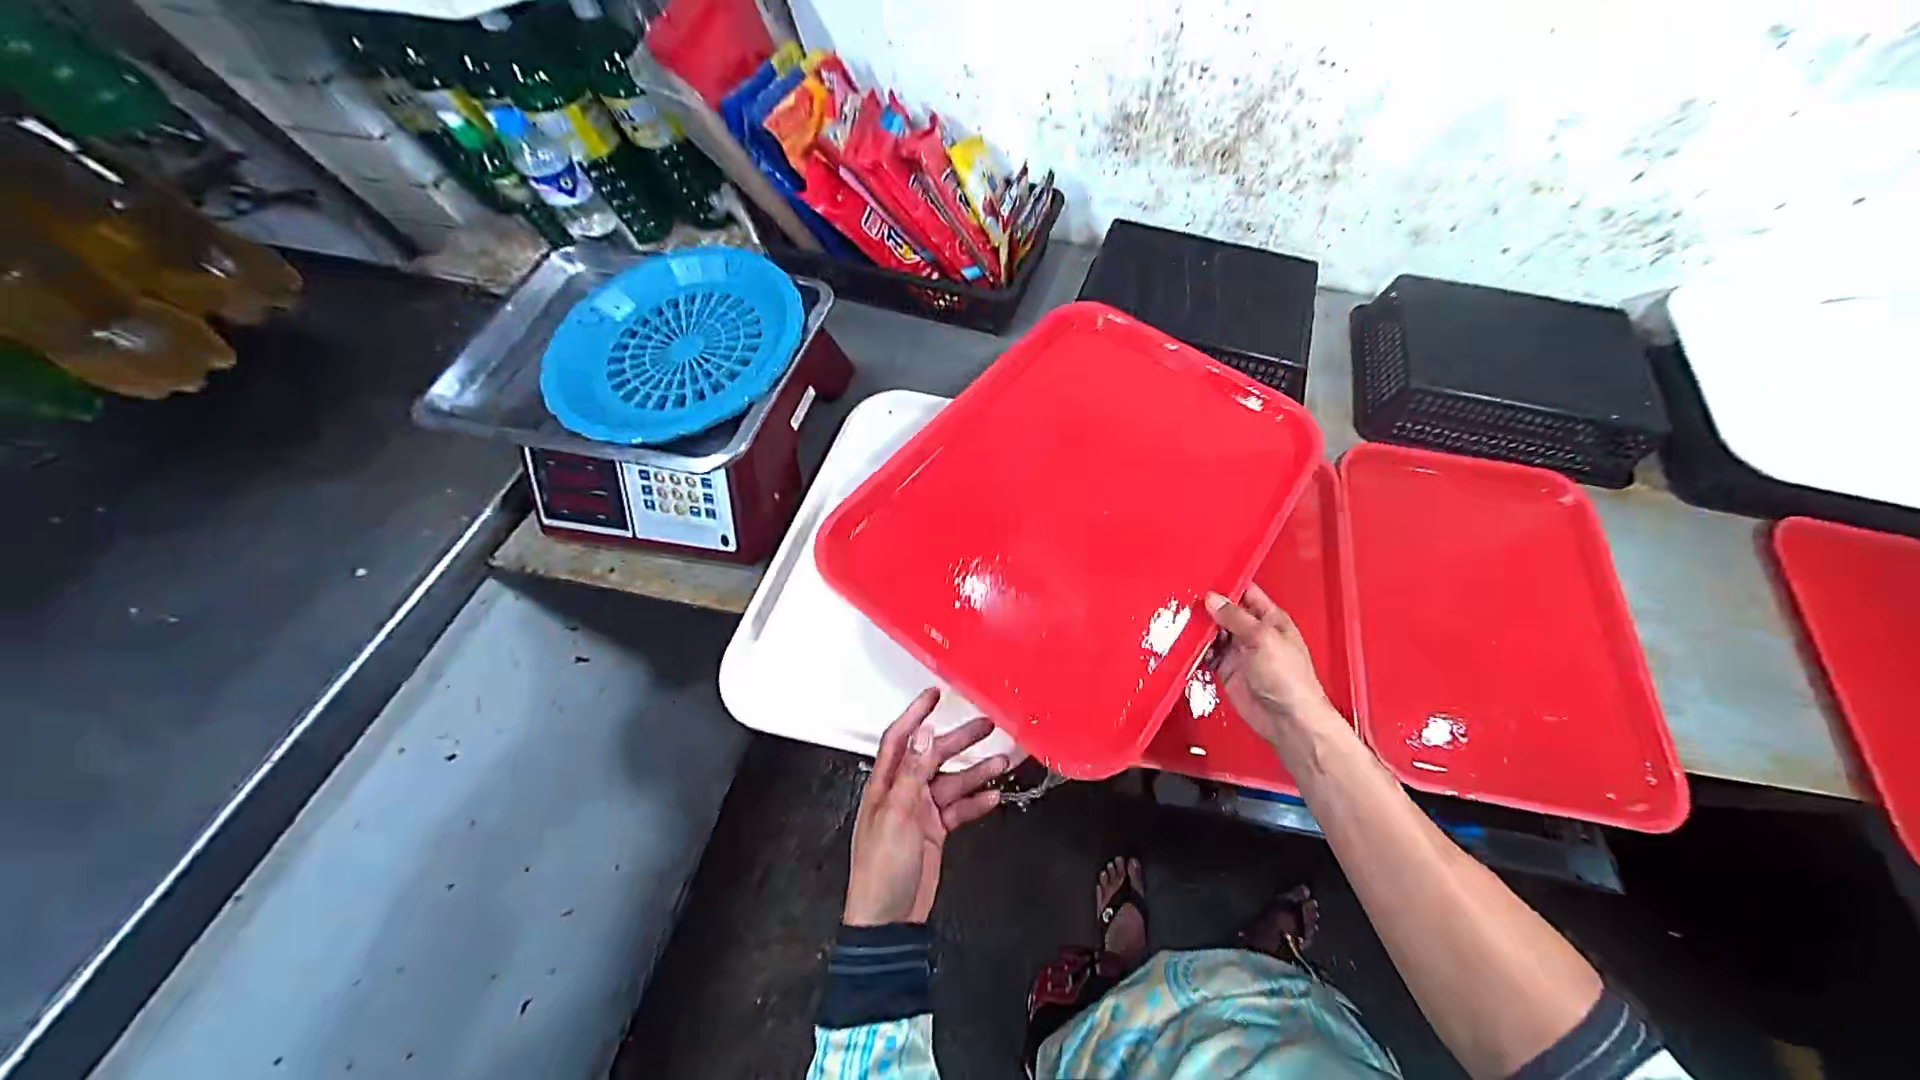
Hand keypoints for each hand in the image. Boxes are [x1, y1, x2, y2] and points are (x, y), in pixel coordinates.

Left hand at [843, 689, 1012, 925]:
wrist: (889, 921)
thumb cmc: (881, 871)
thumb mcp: (896, 816)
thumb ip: (912, 773)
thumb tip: (924, 735)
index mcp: (885, 784)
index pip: (901, 738)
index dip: (916, 714)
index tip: (935, 694)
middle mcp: (902, 793)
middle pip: (934, 756)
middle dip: (960, 740)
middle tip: (987, 725)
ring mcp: (921, 811)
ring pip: (953, 782)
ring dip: (977, 772)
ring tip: (1003, 762)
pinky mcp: (936, 831)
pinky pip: (960, 809)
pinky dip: (977, 802)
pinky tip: (993, 797)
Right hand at [1204, 585, 1336, 745]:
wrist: (1288, 720)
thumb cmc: (1291, 681)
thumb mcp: (1262, 638)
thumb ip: (1235, 617)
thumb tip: (1214, 600)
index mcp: (1270, 619)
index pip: (1245, 594)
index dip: (1227, 587)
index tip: (1206, 583)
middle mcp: (1253, 634)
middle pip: (1224, 613)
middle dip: (1207, 609)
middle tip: (1188, 605)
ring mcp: (1239, 652)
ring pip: (1212, 633)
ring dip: (1200, 630)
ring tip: (1184, 625)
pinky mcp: (1227, 670)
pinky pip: (1207, 656)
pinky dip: (1197, 652)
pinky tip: (1189, 648)